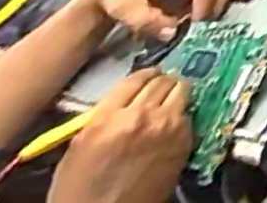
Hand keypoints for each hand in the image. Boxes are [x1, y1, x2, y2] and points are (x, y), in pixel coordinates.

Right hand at [47, 69, 192, 202]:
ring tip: (168, 103)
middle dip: (160, 83)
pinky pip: (187, 114)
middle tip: (158, 91)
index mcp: (107, 119)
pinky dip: (180, 116)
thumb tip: (123, 98)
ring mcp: (167, 125)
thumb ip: (102, 118)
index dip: (143, 76)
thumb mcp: (78, 151)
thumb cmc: (81, 193)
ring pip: (182, 89)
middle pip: (162, 80)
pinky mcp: (184, 137)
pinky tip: (170, 128)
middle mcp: (140, 115)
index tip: (147, 78)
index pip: (135, 78)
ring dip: (175, 93)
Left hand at [80, 0, 232, 39]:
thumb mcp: (127, 9)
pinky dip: (212, 4)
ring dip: (216, 7)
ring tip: (199, 24)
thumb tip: (173, 34)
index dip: (204, 10)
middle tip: (202, 29)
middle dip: (216, 9)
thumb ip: (149, 22)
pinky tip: (196, 17)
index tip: (194, 29)